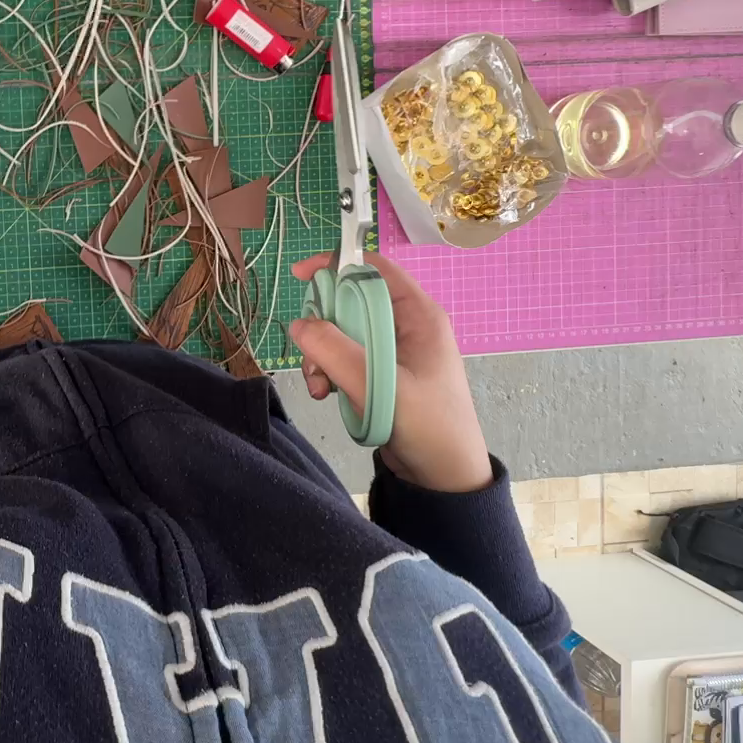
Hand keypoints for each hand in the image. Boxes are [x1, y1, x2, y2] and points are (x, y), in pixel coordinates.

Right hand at [289, 251, 492, 492]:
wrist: (443, 478)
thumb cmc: (426, 426)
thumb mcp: (378, 385)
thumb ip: (335, 350)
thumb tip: (299, 324)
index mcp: (417, 316)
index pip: (373, 269)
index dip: (336, 264)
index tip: (300, 276)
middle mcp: (403, 326)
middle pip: (347, 301)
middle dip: (321, 326)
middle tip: (310, 352)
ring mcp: (389, 350)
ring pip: (338, 331)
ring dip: (320, 355)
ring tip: (320, 386)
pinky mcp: (377, 372)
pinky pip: (341, 357)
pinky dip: (326, 372)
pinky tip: (326, 394)